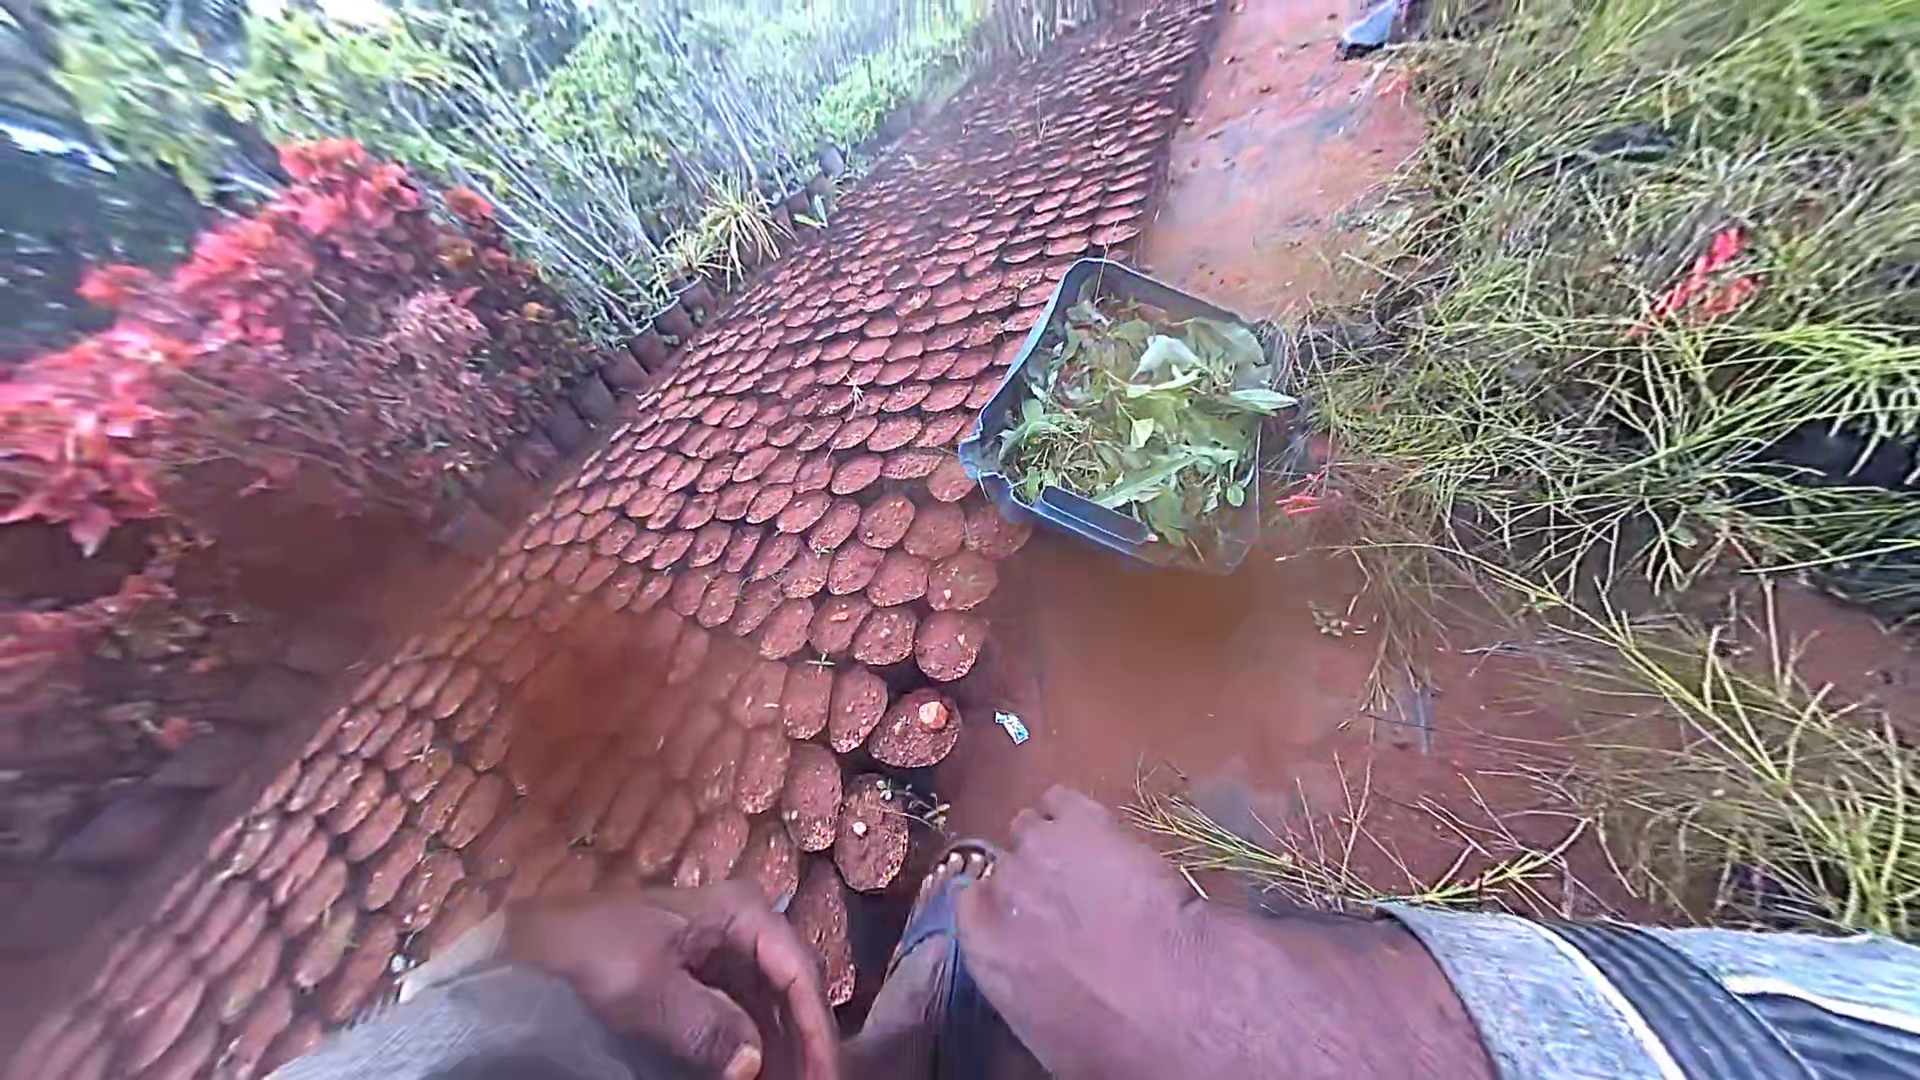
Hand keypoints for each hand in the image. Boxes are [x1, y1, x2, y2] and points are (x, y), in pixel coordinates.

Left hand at [507, 881, 840, 1079]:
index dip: (816, 1024)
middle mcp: (747, 923)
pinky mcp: (712, 971)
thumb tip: (753, 1068)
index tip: (825, 1076)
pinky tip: (760, 1074)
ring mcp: (731, 946)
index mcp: (743, 912)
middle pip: (794, 983)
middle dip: (806, 1040)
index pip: (798, 967)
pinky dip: (757, 1044)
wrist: (544, 940)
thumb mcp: (645, 988)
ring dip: (785, 1046)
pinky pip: (749, 1009)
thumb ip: (703, 1025)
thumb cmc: (597, 951)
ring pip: (775, 999)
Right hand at [955, 786, 1491, 1079]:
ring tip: (1120, 875)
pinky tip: (1136, 854)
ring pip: (1041, 821)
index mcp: (989, 951)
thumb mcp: (1064, 1034)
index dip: (1006, 899)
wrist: (1206, 1010)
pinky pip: (1075, 804)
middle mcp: (1002, 890)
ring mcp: (1041, 848)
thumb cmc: (1135, 1041)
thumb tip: (1040, 967)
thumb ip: (1039, 989)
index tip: (1037, 906)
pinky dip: (1097, 823)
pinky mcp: (1085, 820)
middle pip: (1005, 852)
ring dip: (1071, 841)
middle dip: (1038, 868)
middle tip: (1089, 896)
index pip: (966, 899)